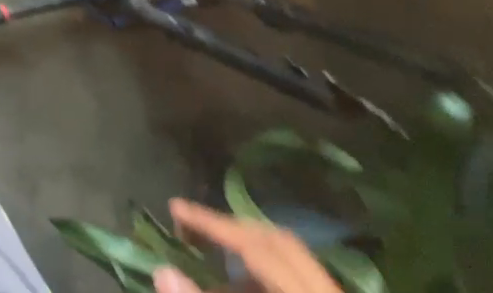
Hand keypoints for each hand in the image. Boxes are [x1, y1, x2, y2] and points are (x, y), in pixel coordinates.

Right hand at [152, 200, 340, 292]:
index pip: (255, 244)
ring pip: (290, 259)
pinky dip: (262, 275)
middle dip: (232, 227)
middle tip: (191, 222)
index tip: (175, 207)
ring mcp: (330, 291)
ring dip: (246, 253)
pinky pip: (299, 278)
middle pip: (279, 241)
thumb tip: (162, 270)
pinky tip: (237, 284)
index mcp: (306, 289)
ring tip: (208, 257)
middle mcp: (326, 287)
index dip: (212, 223)